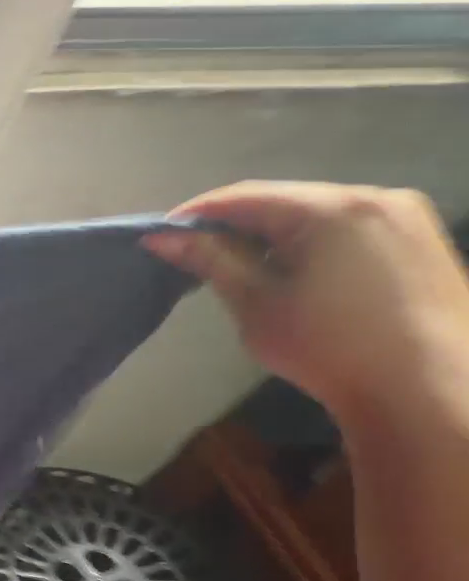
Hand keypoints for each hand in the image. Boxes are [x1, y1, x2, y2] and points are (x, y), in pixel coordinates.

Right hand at [142, 181, 468, 430]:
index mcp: (332, 208)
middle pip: (283, 200)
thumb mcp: (255, 301)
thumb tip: (161, 237)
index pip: (244, 195)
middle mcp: (375, 197)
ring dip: (268, 233)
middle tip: (190, 255)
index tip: (156, 237)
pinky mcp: (418, 238)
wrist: (425, 385)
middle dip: (232, 224)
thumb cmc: (328, 344)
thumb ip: (210, 260)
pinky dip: (306, 241)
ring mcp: (404, 216)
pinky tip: (288, 271)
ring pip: (315, 213)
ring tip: (234, 266)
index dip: (194, 213)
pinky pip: (345, 226)